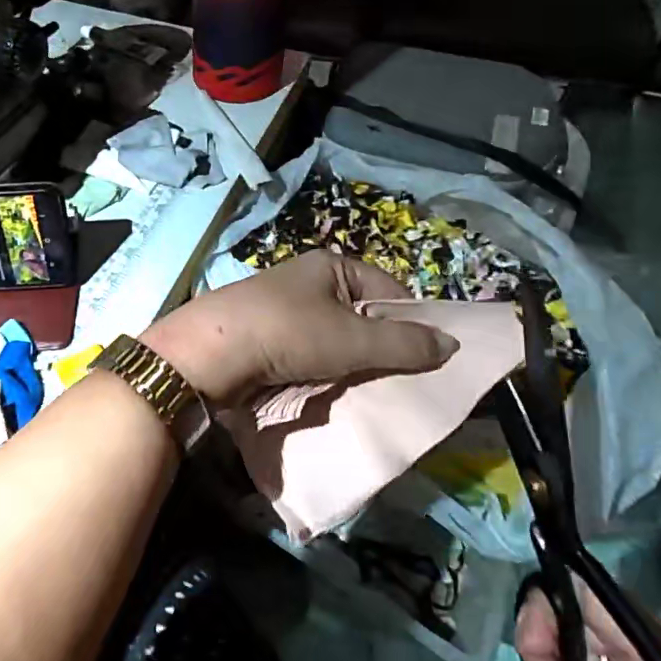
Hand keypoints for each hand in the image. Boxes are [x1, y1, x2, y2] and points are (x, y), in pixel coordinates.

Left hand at [139, 251, 460, 405]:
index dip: (410, 322)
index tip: (427, 357)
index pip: (388, 291)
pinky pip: (313, 356)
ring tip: (369, 393)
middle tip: (401, 382)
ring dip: (353, 366)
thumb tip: (451, 345)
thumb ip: (404, 344)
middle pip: (364, 317)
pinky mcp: (270, 340)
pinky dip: (326, 374)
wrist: (209, 357)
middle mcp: (311, 283)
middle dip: (382, 349)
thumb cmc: (288, 332)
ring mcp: (288, 311)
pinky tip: (333, 394)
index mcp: (332, 266)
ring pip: (339, 341)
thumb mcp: (352, 339)